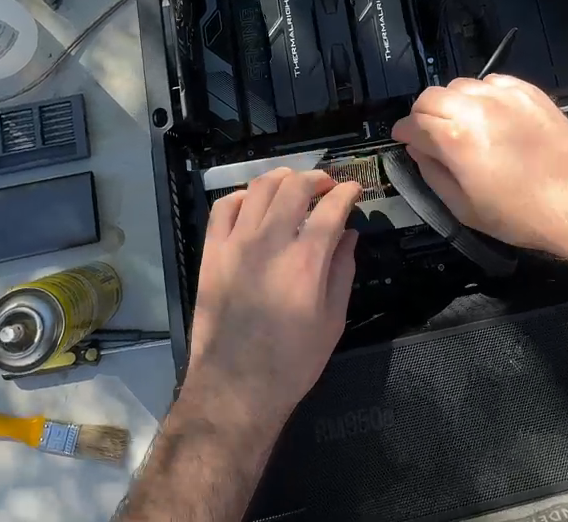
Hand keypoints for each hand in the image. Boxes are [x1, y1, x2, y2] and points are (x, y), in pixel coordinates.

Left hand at [182, 168, 360, 437]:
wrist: (234, 389)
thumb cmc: (292, 362)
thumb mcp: (333, 321)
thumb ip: (342, 271)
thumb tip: (348, 235)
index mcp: (306, 261)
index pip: (332, 207)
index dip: (348, 192)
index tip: (355, 190)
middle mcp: (270, 242)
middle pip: (295, 187)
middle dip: (318, 178)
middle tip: (328, 186)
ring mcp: (236, 244)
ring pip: (260, 188)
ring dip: (283, 178)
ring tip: (294, 185)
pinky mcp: (212, 252)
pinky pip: (224, 207)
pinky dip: (243, 195)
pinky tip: (254, 202)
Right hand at [390, 75, 567, 254]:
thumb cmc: (520, 213)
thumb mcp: (464, 208)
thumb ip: (432, 173)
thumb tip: (417, 149)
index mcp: (456, 139)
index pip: (413, 122)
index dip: (403, 132)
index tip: (404, 139)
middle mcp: (477, 108)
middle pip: (431, 96)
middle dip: (423, 114)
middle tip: (430, 134)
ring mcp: (504, 96)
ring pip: (460, 85)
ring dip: (453, 103)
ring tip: (463, 125)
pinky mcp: (527, 91)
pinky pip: (491, 82)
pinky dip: (482, 96)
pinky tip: (491, 117)